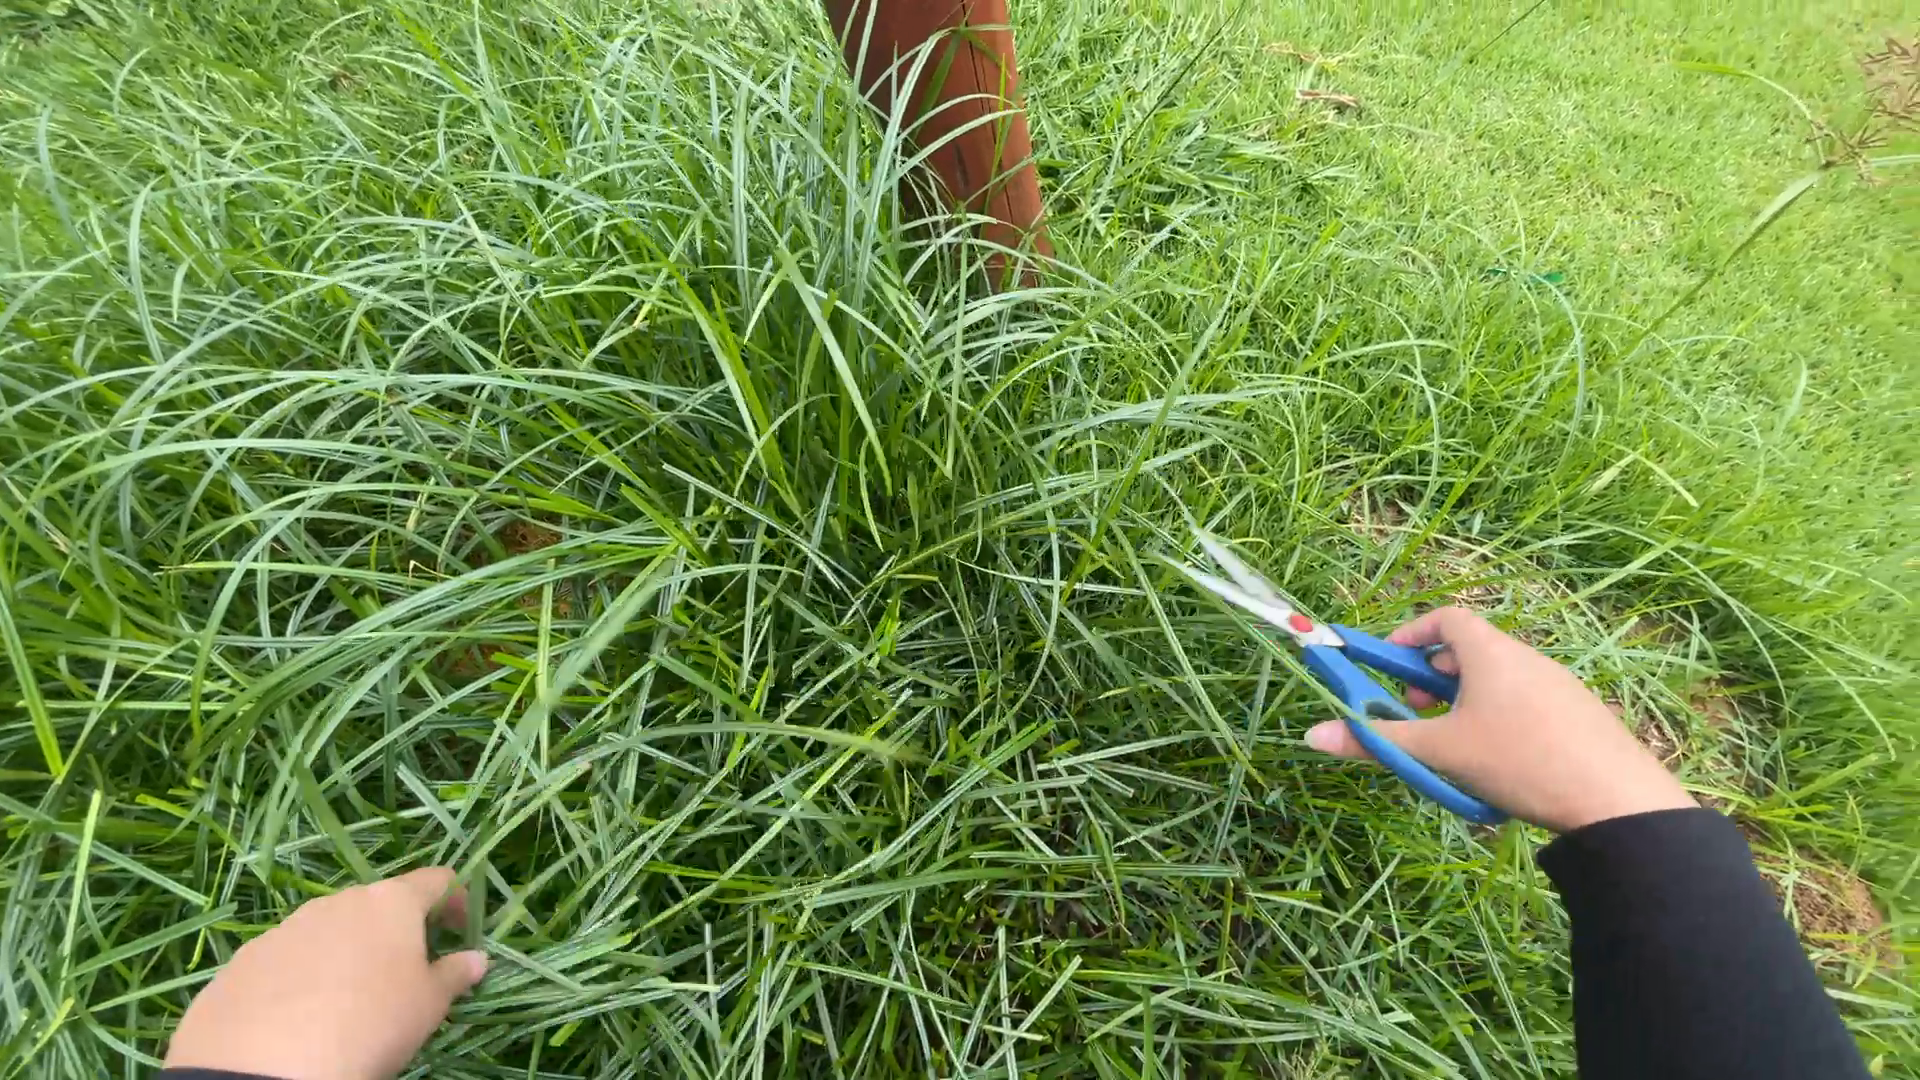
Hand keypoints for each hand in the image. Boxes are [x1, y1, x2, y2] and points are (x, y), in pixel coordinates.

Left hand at [164, 867, 487, 1079]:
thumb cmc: (366, 1026)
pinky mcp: (236, 967)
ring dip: (344, 953)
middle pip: (379, 905)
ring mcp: (281, 932)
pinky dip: (298, 980)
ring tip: (344, 1001)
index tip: (460, 933)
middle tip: (403, 972)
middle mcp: (338, 903)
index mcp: (391, 901)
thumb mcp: (428, 1005)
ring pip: (327, 932)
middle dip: (395, 931)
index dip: (456, 901)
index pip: (438, 880)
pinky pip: (281, 963)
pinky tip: (296, 1021)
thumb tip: (476, 960)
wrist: (253, 1079)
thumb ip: (456, 974)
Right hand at [1304, 606, 1695, 831]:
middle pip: (1468, 649)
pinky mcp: (1583, 717)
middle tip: (1416, 708)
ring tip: (1452, 737)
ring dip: (1462, 697)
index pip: (1445, 618)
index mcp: (1491, 654)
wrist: (1624, 809)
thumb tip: (1312, 734)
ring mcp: (1561, 687)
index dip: (1410, 633)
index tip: (1389, 662)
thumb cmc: (1520, 761)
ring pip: (1497, 677)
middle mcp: (1527, 660)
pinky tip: (1496, 758)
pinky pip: (1525, 699)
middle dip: (1430, 675)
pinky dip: (1496, 713)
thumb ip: (1375, 740)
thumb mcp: (1439, 751)